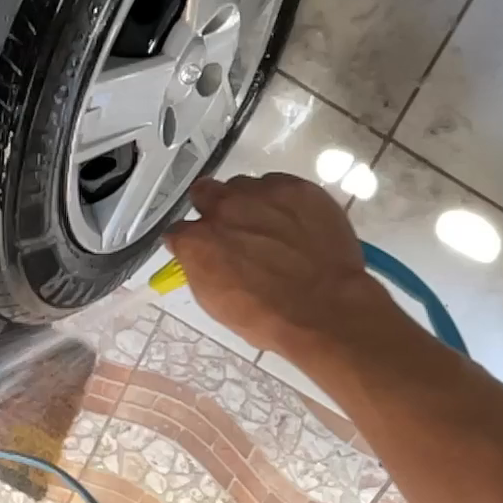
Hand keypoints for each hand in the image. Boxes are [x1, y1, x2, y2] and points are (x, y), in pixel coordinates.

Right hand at [164, 175, 398, 357]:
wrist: (325, 310)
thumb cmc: (268, 318)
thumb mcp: (218, 303)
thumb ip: (201, 269)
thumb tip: (198, 255)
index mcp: (198, 241)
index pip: (178, 230)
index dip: (190, 241)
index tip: (201, 249)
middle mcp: (223, 208)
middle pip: (205, 193)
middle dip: (213, 209)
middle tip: (234, 231)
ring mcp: (261, 193)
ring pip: (243, 186)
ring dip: (249, 203)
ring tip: (270, 228)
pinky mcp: (296, 188)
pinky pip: (278, 184)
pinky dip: (281, 200)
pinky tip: (295, 223)